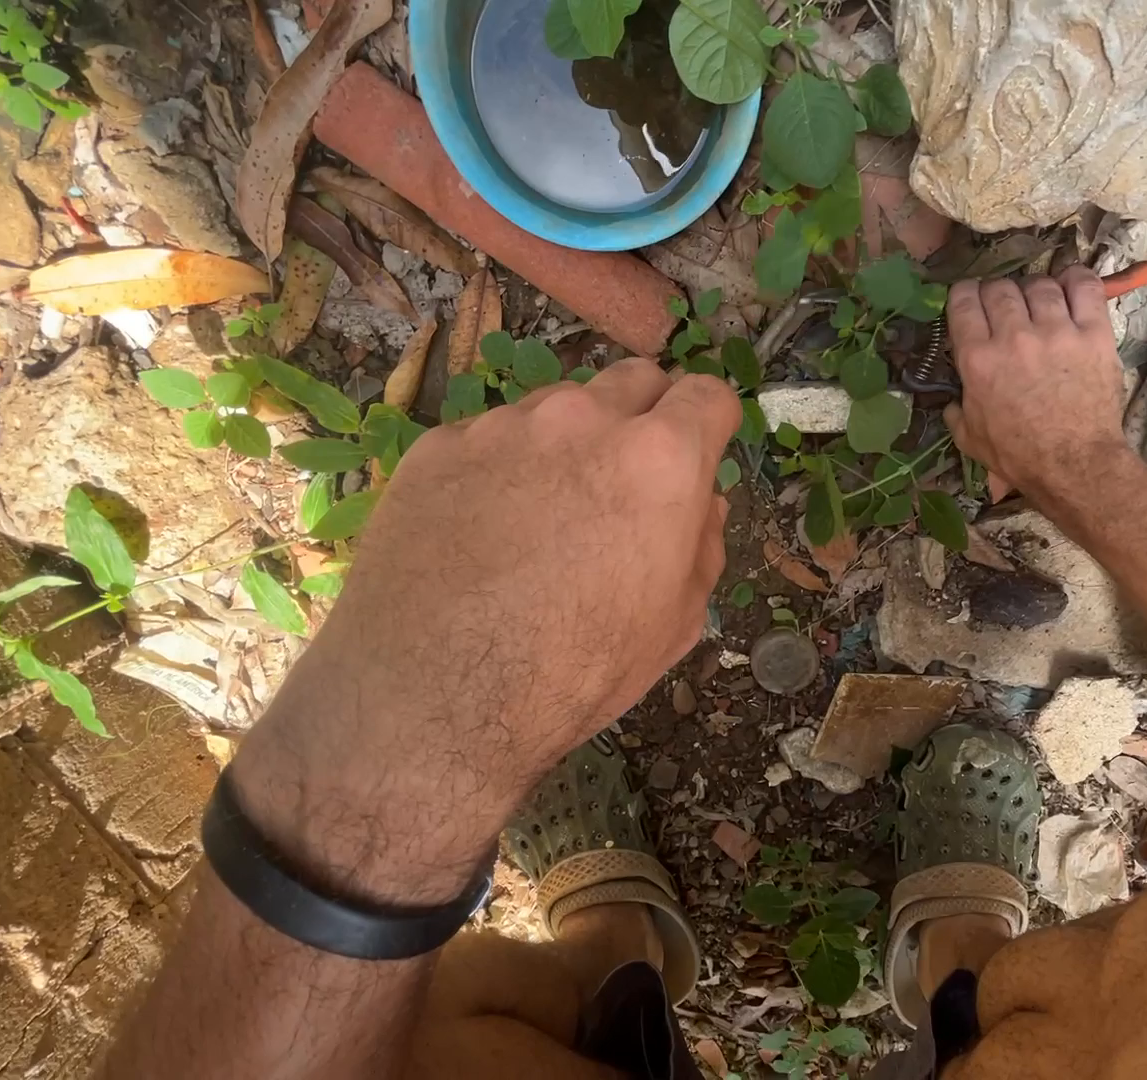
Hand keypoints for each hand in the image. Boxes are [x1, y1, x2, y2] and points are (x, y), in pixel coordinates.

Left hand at [232, 360, 739, 902]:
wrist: (434, 700)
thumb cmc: (577, 670)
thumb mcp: (676, 623)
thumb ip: (703, 546)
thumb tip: (702, 504)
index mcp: (658, 459)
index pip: (709, 394)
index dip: (713, 423)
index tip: (703, 451)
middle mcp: (583, 419)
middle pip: (637, 379)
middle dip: (648, 416)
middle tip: (630, 479)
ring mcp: (503, 426)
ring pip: (561, 405)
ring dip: (572, 440)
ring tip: (545, 512)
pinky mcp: (438, 446)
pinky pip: (492, 436)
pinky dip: (505, 464)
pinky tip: (483, 528)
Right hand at [943, 265, 1134, 510]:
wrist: (1073, 463)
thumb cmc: (1017, 455)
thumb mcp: (969, 437)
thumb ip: (956, 410)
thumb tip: (953, 399)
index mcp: (977, 360)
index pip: (963, 302)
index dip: (963, 295)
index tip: (967, 300)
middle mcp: (1014, 336)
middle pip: (1000, 288)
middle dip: (995, 293)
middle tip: (1002, 307)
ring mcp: (1057, 331)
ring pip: (1039, 284)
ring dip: (1033, 289)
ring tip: (1036, 303)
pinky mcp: (1093, 333)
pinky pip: (1084, 287)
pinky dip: (1074, 280)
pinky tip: (1068, 286)